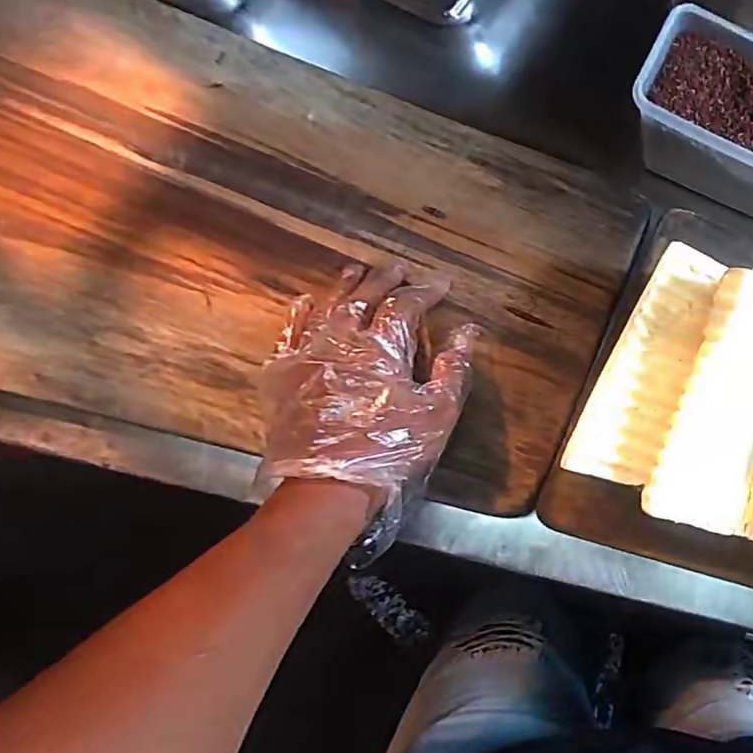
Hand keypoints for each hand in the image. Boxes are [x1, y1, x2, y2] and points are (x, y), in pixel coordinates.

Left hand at [255, 262, 481, 531]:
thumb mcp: (438, 411)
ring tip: (356, 270)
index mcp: (382, 349)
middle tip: (399, 266)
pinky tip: (306, 302)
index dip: (426, 291)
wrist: (327, 486)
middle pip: (364, 297)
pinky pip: (290, 333)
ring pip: (326, 307)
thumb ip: (453, 368)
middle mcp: (342, 341)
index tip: (442, 282)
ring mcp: (308, 355)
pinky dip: (300, 314)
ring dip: (344, 286)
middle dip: (385, 279)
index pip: (406, 306)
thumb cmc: (390, 449)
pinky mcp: (283, 375)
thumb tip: (468, 332)